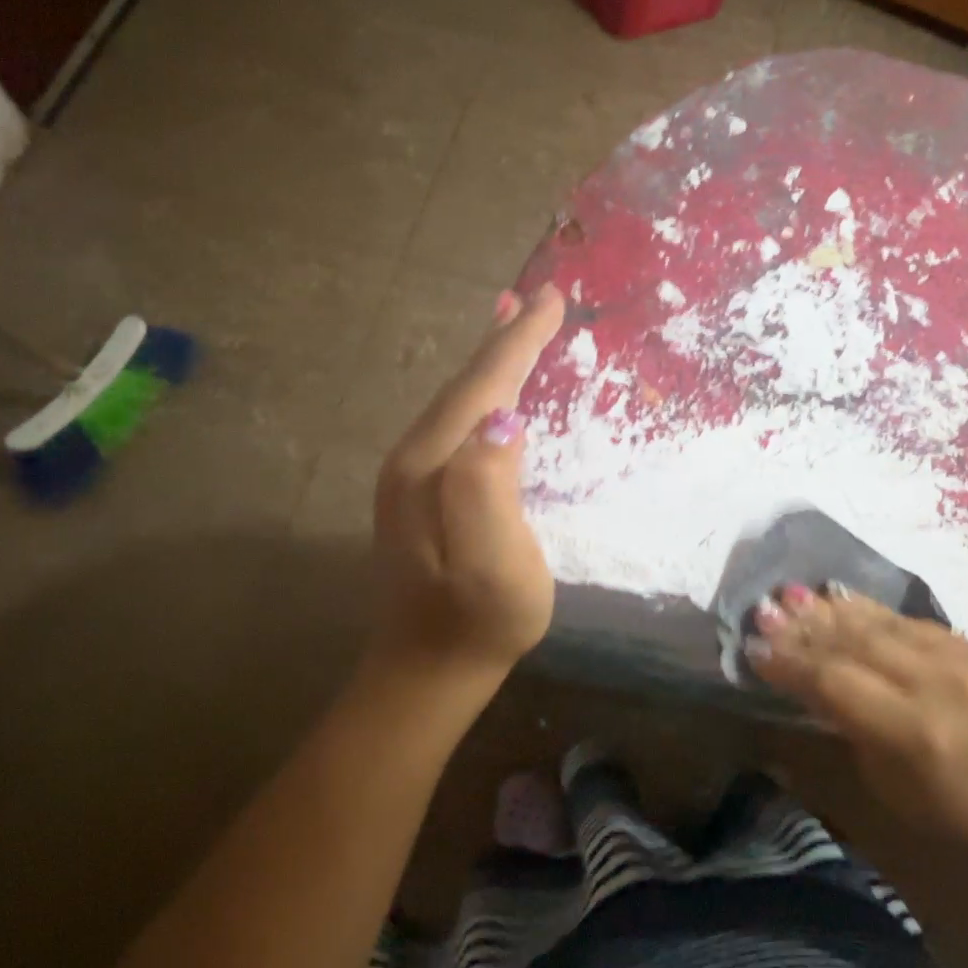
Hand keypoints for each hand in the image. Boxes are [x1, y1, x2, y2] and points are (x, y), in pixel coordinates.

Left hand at [371, 284, 566, 672]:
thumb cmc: (479, 620)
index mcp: (433, 465)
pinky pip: (459, 423)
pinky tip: (493, 394)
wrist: (428, 671)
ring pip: (460, 400)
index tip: (552, 298)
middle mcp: (414, 459)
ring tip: (513, 322)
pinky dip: (483, 392)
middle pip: (466, 384)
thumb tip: (504, 421)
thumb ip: (488, 490)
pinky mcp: (424, 495)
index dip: (519, 340)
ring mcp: (414, 478)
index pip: (483, 386)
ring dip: (491, 360)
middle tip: (538, 296)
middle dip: (504, 337)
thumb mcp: (494, 563)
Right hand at [748, 583, 967, 847]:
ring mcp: (963, 658)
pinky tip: (842, 599)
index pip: (836, 681)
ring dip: (833, 610)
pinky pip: (912, 622)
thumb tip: (801, 681)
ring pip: (883, 623)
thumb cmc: (950, 816)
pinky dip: (871, 612)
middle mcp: (938, 684)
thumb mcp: (884, 785)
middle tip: (764, 609)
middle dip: (804, 626)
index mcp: (913, 731)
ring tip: (793, 595)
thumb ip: (843, 725)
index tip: (754, 649)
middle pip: (856, 643)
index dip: (790, 663)